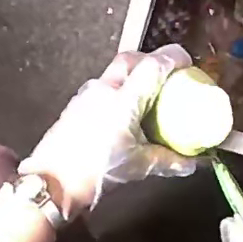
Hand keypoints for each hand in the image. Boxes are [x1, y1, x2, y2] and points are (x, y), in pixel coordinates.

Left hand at [19, 46, 200, 217]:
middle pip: (130, 59)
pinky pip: (101, 88)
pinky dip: (117, 91)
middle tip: (167, 73)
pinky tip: (123, 112)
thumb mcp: (138, 167)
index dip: (172, 58)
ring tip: (146, 94)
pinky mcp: (75, 106)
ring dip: (132, 75)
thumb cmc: (93, 173)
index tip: (187, 62)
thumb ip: (168, 161)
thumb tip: (191, 162)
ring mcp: (86, 96)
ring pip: (113, 73)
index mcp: (123, 101)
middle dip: (151, 59)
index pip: (152, 66)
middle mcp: (104, 90)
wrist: (51, 183)